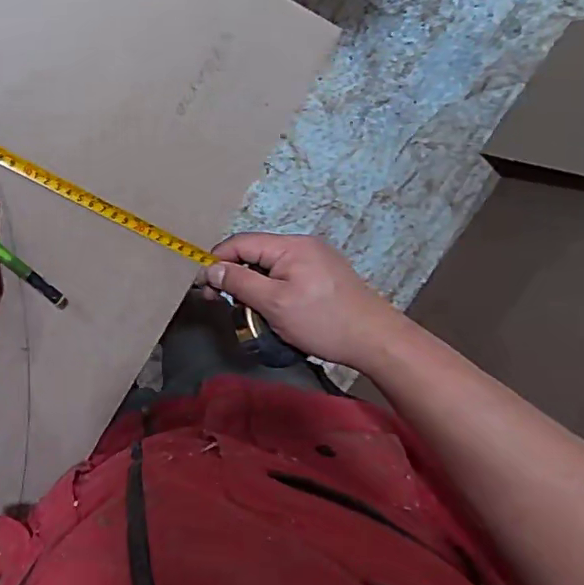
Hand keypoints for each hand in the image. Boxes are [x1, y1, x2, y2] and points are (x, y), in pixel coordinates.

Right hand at [197, 233, 410, 370]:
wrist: (377, 341)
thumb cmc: (323, 321)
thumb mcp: (274, 303)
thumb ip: (239, 282)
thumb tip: (210, 268)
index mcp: (290, 245)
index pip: (240, 243)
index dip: (217, 262)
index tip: (205, 288)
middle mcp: (302, 245)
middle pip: (254, 253)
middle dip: (234, 275)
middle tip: (223, 302)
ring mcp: (316, 258)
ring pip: (269, 265)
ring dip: (253, 285)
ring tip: (249, 309)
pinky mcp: (323, 274)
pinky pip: (285, 274)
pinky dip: (271, 288)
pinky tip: (272, 308)